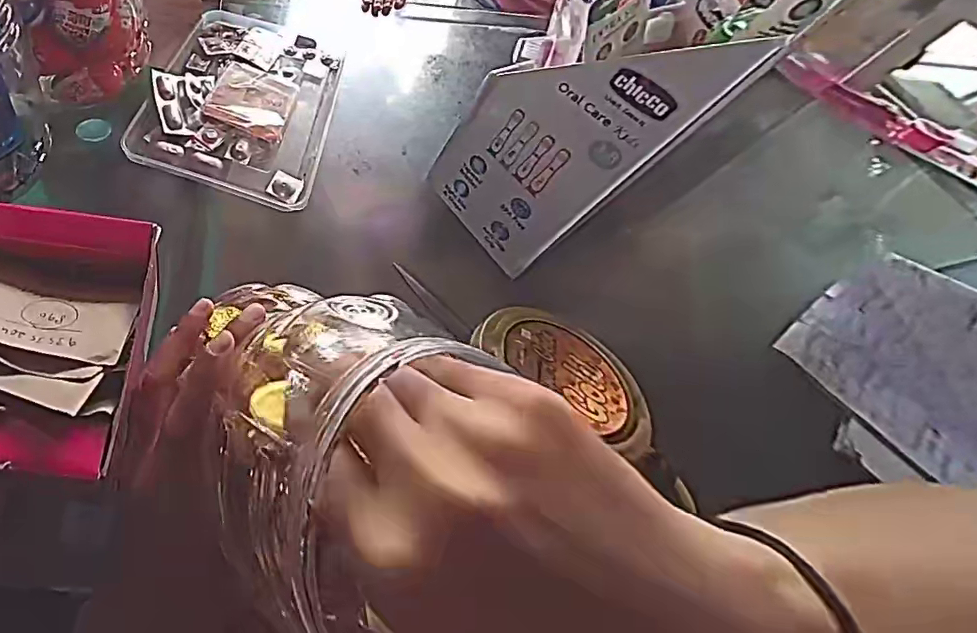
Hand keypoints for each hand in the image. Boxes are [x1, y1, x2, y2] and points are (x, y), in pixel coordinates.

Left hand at [82, 298, 267, 632]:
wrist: (135, 621)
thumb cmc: (187, 600)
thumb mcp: (240, 584)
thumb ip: (284, 557)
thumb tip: (338, 548)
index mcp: (170, 493)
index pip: (183, 421)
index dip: (205, 377)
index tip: (231, 339)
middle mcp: (147, 467)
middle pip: (158, 390)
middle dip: (188, 342)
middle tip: (220, 309)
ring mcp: (133, 460)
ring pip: (145, 390)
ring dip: (173, 347)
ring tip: (199, 314)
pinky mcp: (130, 459)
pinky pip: (141, 401)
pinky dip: (162, 368)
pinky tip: (180, 352)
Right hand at [319, 357, 837, 632]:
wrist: (670, 616)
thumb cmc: (534, 631)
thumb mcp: (428, 614)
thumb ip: (371, 541)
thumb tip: (334, 470)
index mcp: (396, 554)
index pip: (317, 464)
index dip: (308, 439)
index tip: (307, 425)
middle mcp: (429, 479)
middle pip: (347, 397)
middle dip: (333, 389)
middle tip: (332, 387)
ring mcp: (481, 429)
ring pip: (397, 373)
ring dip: (387, 384)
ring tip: (392, 395)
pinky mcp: (527, 398)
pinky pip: (451, 370)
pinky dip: (438, 383)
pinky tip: (448, 401)